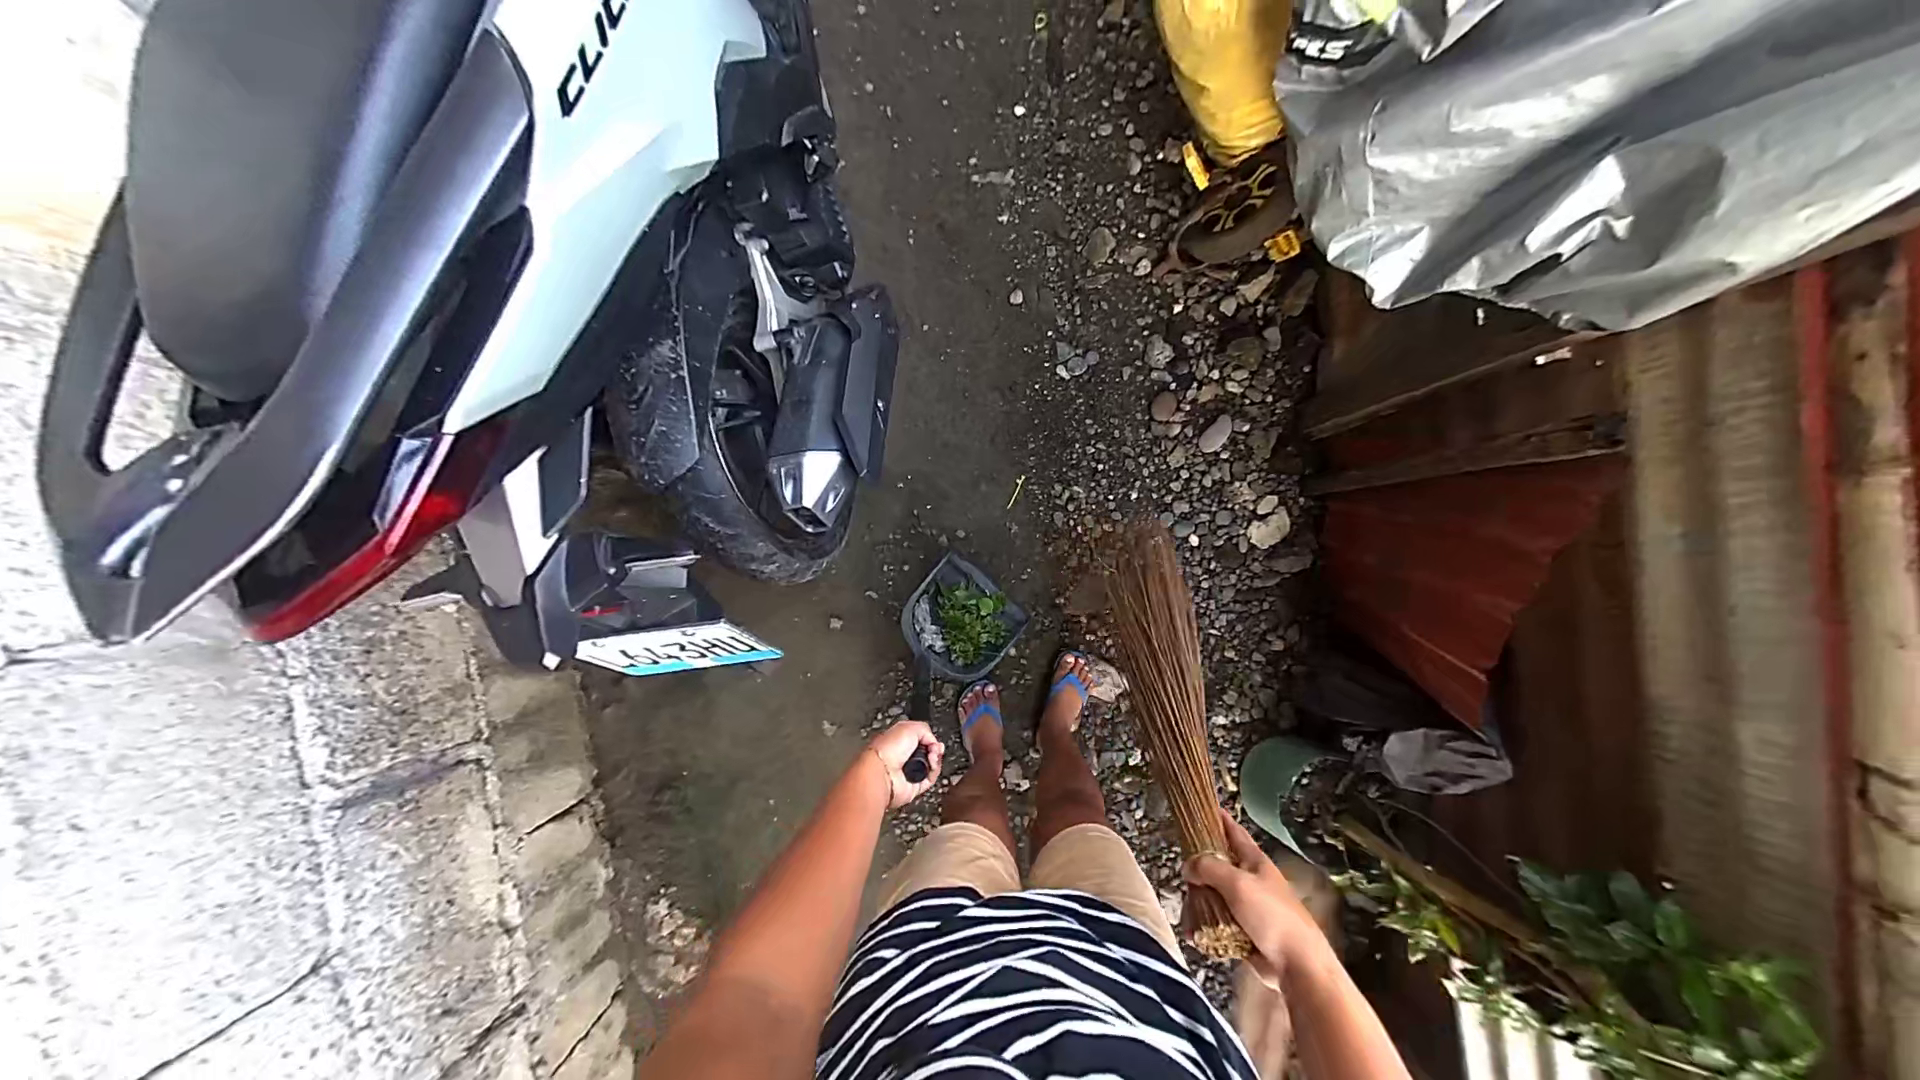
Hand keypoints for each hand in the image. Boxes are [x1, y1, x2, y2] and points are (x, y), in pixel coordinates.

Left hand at [863, 721, 943, 809]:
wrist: (884, 772)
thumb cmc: (888, 750)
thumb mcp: (909, 727)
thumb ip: (925, 730)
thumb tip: (933, 741)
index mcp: (898, 740)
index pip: (920, 738)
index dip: (929, 738)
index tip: (932, 739)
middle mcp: (903, 756)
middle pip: (928, 752)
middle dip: (935, 749)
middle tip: (934, 748)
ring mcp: (909, 771)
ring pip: (931, 765)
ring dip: (935, 759)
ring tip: (932, 756)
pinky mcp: (914, 786)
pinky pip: (931, 778)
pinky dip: (934, 771)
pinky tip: (931, 765)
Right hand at [1184, 808, 1329, 988]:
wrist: (1298, 966)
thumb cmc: (1272, 917)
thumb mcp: (1237, 884)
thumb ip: (1209, 868)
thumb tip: (1188, 866)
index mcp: (1254, 862)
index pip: (1233, 831)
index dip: (1218, 818)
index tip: (1200, 807)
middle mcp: (1250, 880)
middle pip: (1217, 865)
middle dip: (1198, 871)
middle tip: (1185, 878)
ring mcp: (1247, 906)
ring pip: (1213, 895)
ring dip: (1199, 904)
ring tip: (1189, 915)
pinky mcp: (1243, 930)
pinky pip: (1216, 921)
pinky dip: (1204, 926)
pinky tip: (1196, 934)